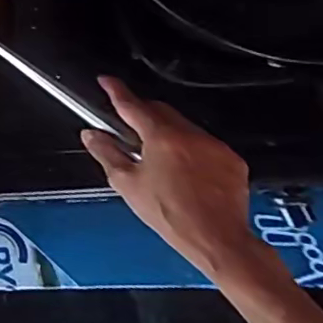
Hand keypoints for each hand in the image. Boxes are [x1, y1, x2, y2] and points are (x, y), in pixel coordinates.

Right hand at [79, 77, 273, 281]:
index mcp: (161, 138)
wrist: (219, 240)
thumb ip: (106, 153)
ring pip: (182, 125)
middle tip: (127, 125)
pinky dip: (189, 147)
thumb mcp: (127, 184)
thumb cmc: (172, 215)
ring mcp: (214, 147)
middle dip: (142, 112)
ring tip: (155, 155)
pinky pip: (204, 142)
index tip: (107, 81)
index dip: (116, 90)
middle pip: (159, 110)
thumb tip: (91, 135)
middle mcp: (190, 136)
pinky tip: (182, 169)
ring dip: (166, 131)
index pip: (132, 105)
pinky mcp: (231, 160)